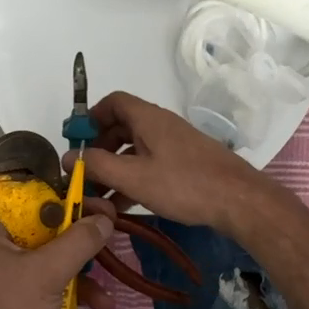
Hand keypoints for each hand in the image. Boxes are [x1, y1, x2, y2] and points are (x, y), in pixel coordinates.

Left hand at [0, 214, 113, 308]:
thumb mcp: (46, 272)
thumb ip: (78, 242)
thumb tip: (106, 218)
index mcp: (4, 230)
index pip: (42, 203)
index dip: (73, 201)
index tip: (104, 205)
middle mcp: (11, 247)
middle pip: (55, 231)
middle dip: (85, 237)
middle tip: (115, 235)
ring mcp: (21, 276)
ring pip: (61, 260)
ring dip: (87, 270)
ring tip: (110, 283)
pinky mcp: (31, 302)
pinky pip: (61, 286)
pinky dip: (81, 292)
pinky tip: (102, 304)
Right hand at [78, 91, 287, 236]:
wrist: (240, 201)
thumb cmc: (184, 184)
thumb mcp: (134, 177)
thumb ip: (99, 166)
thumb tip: (68, 157)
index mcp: (147, 118)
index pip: (113, 101)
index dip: (91, 117)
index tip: (78, 142)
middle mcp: (160, 124)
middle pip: (121, 125)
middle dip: (100, 148)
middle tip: (85, 173)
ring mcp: (174, 144)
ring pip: (135, 148)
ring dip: (115, 168)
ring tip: (99, 197)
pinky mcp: (185, 164)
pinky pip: (150, 163)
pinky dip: (133, 178)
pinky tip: (124, 206)